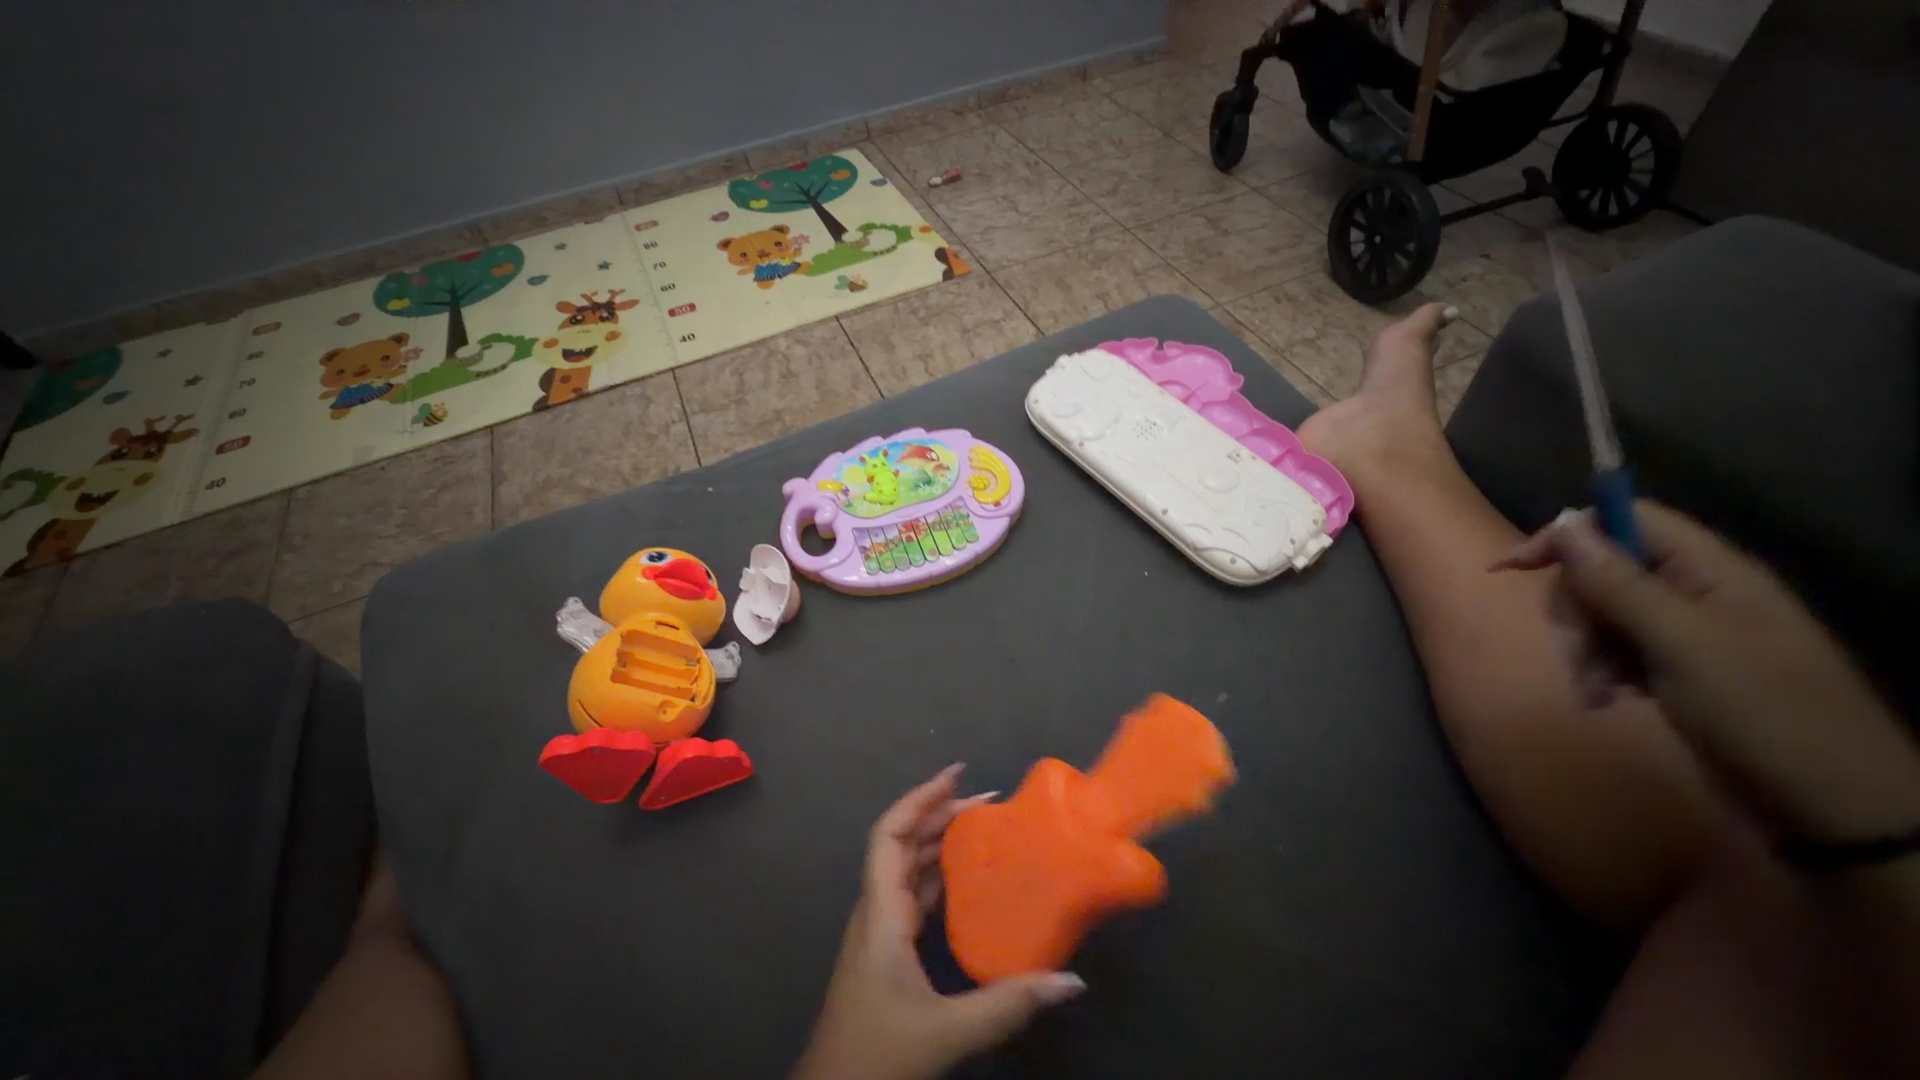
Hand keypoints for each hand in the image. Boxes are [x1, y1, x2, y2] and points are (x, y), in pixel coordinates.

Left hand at [790, 765, 1084, 1079]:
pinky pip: (912, 895)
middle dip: (939, 815)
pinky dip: (938, 875)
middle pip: (900, 844)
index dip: (919, 799)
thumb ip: (1008, 1004)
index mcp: (880, 915)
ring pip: (905, 869)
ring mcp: (879, 932)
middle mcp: (876, 912)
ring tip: (983, 827)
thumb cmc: (878, 1054)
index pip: (890, 836)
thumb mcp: (948, 1031)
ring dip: (938, 843)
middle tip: (987, 801)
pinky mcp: (887, 951)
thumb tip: (1071, 981)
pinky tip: (969, 880)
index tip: (957, 775)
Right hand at [1496, 502, 1919, 847]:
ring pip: (1603, 613)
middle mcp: (1696, 591)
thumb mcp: (1681, 644)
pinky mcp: (1678, 670)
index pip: (1625, 519)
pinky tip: (1605, 700)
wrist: (1831, 806)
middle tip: (1575, 651)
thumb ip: (1619, 583)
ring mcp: (1687, 633)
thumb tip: (1563, 523)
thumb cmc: (1762, 714)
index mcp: (1710, 570)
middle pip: (1604, 569)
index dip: (1568, 535)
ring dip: (1584, 648)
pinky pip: (1618, 650)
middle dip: (1576, 608)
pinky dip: (1601, 671)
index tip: (1515, 569)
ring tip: (1592, 690)